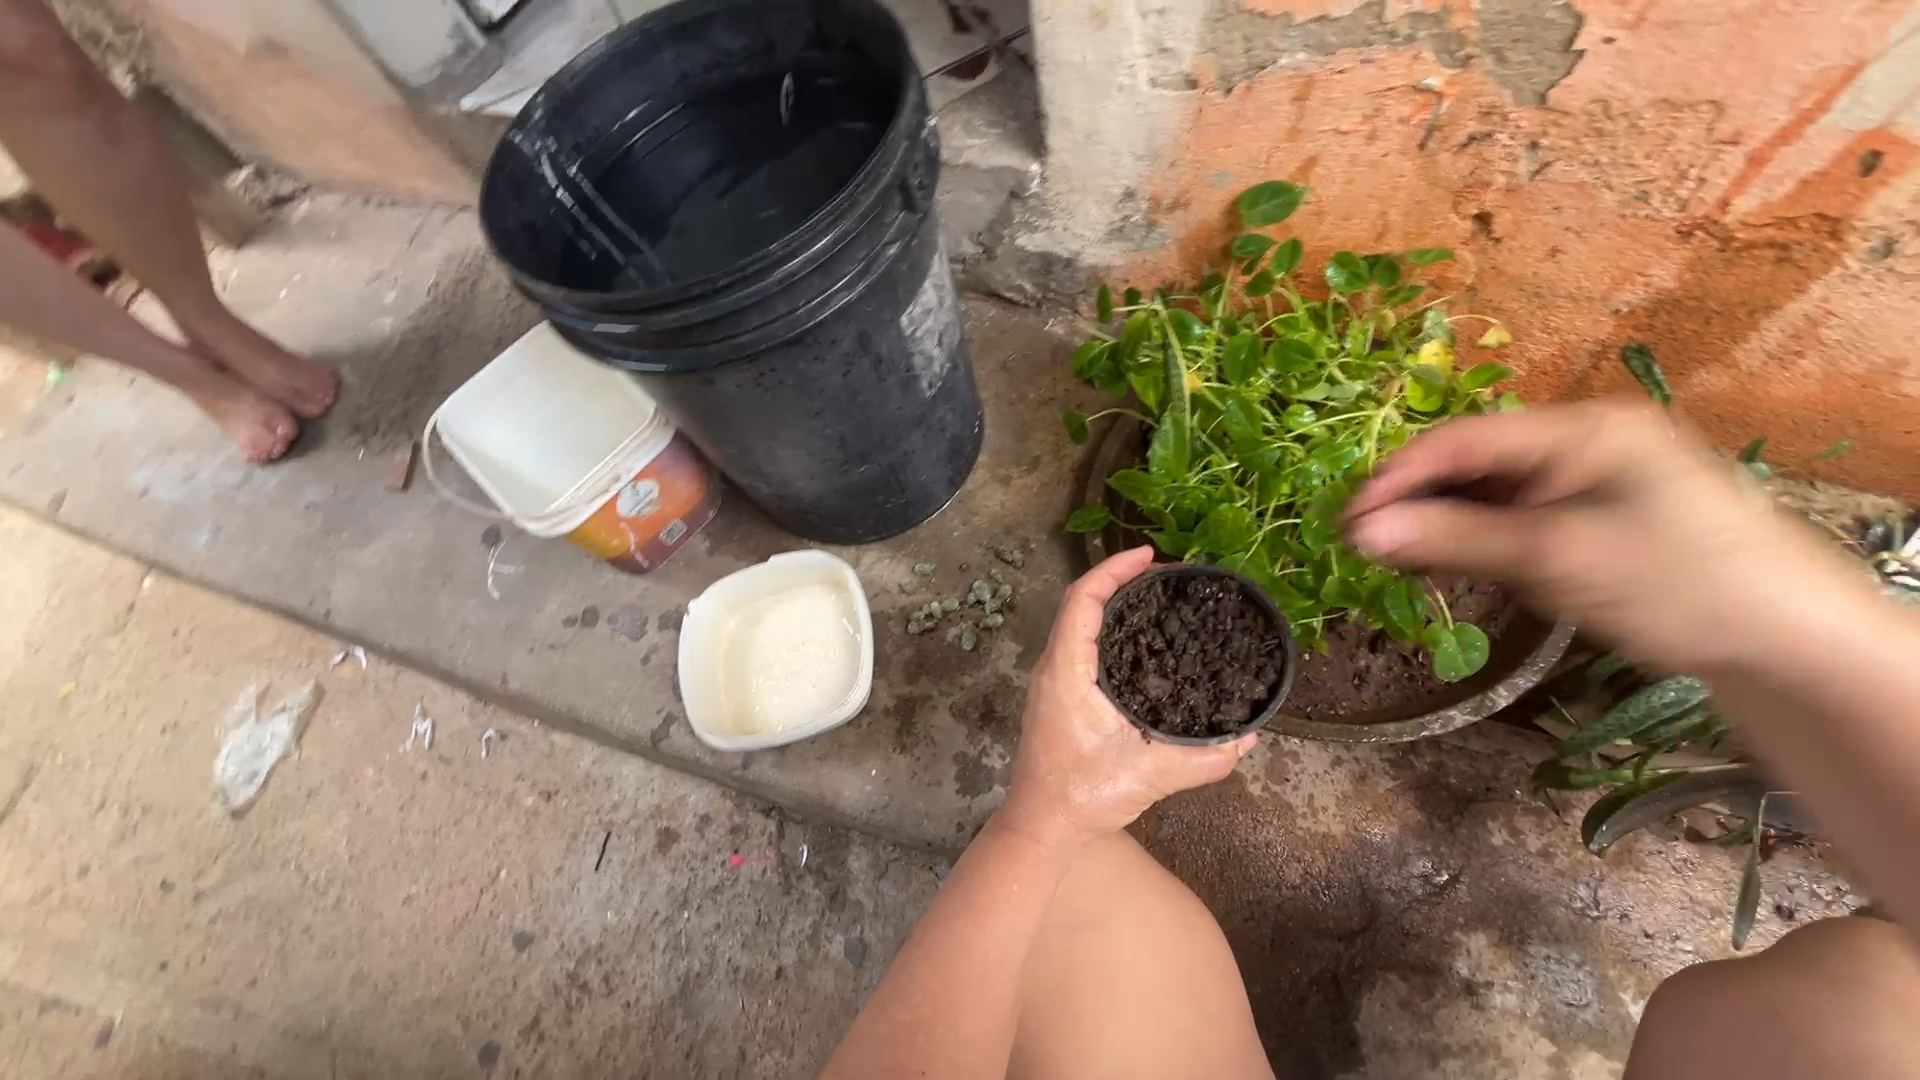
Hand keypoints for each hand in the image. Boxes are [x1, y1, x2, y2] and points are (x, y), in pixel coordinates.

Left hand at [1000, 547, 1256, 847]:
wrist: (1042, 825)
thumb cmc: (1083, 796)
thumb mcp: (1149, 776)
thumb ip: (1203, 758)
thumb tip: (1248, 738)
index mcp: (1067, 671)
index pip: (1084, 600)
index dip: (1114, 570)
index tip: (1150, 555)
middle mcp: (1053, 667)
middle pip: (1081, 603)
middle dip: (1120, 579)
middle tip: (1165, 575)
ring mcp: (1052, 680)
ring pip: (1078, 623)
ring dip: (1112, 602)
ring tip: (1155, 597)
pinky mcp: (1058, 694)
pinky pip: (1079, 643)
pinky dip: (1106, 626)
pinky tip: (1138, 639)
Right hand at [1344, 400, 1873, 672]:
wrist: (1785, 641)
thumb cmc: (1676, 582)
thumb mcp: (1552, 557)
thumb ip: (1451, 539)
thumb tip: (1358, 532)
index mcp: (1578, 431)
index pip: (1460, 440)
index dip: (1397, 477)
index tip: (1347, 517)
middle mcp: (1575, 445)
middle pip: (1469, 464)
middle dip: (1413, 502)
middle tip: (1359, 541)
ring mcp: (1581, 482)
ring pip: (1484, 494)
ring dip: (1437, 524)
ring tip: (1390, 557)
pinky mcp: (1583, 518)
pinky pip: (1508, 520)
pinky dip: (1470, 541)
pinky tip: (1438, 563)